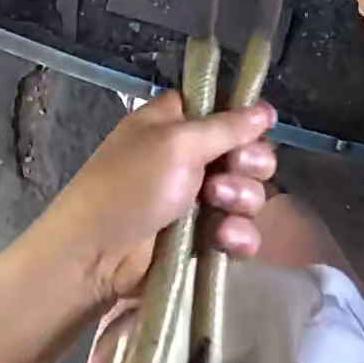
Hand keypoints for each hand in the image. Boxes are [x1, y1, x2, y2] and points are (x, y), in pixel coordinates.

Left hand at [36, 93, 276, 304]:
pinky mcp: (202, 237)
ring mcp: (196, 198)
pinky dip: (239, 235)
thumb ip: (226, 127)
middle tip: (234, 168)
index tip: (255, 129)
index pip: (223, 110)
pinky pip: (240, 231)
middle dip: (249, 162)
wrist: (97, 253)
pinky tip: (225, 240)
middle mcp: (189, 155)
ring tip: (217, 204)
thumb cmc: (131, 184)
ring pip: (247, 192)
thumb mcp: (176, 144)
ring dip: (241, 198)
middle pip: (245, 151)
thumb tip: (266, 109)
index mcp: (175, 122)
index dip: (243, 119)